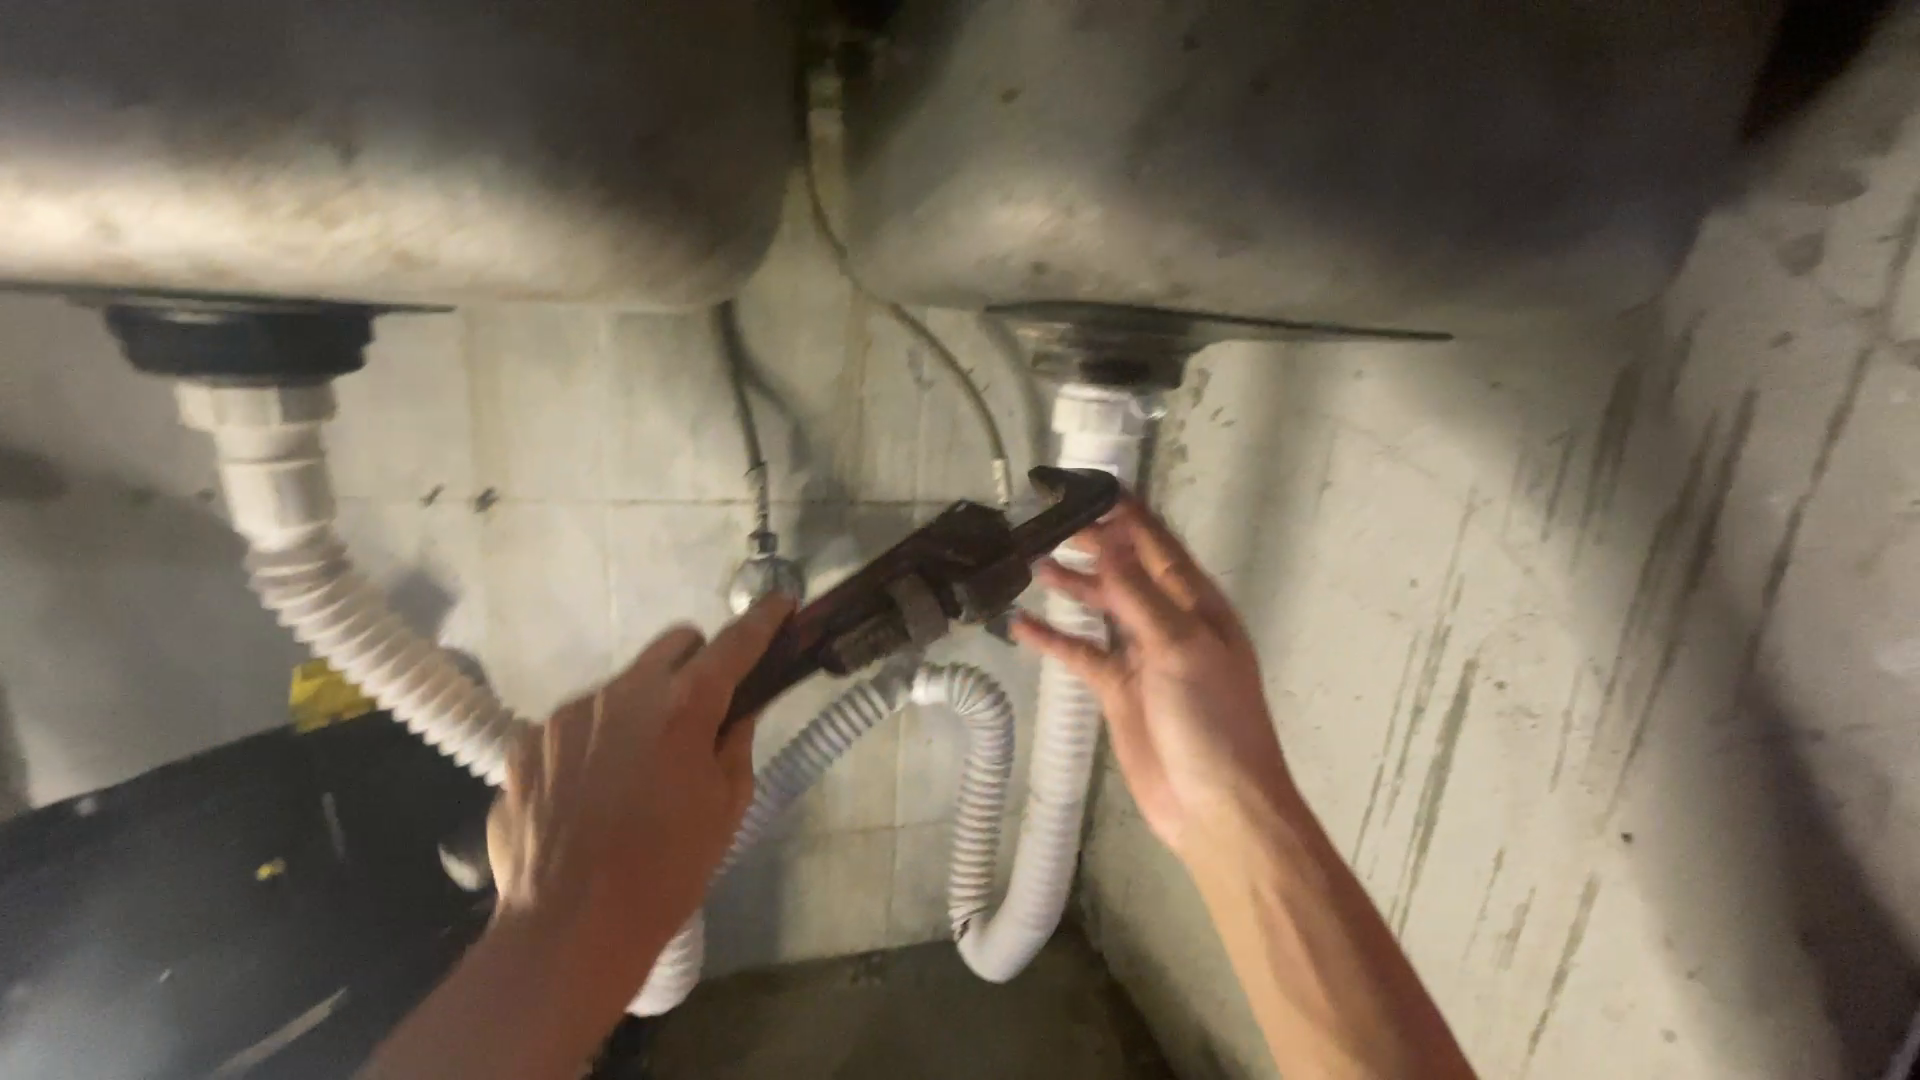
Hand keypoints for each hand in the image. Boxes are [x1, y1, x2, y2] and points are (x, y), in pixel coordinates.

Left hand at [486, 596, 794, 948]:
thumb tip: (736, 710)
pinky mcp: (527, 742)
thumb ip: (736, 741)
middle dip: (699, 662)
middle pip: (674, 644)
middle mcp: (622, 693)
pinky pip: (578, 722)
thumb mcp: (727, 805)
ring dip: (645, 705)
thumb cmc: (669, 870)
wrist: (569, 929)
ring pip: (623, 684)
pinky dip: (598, 738)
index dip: (764, 620)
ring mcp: (567, 715)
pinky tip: (594, 789)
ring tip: (640, 768)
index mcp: (683, 706)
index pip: (734, 644)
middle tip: (705, 710)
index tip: (782, 602)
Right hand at [1011, 497, 1290, 860]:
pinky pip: (1080, 653)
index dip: (1125, 514)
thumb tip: (1107, 543)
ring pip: (1100, 607)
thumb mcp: (1178, 647)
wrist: (1215, 804)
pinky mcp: (1117, 688)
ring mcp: (1141, 655)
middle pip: (1125, 569)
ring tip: (1030, 562)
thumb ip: (1139, 594)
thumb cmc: (1211, 718)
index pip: (1157, 543)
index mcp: (1196, 603)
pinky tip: (1021, 626)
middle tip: (1047, 522)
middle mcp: (1168, 620)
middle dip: (1092, 544)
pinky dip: (1053, 639)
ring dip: (1071, 585)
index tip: (1086, 488)